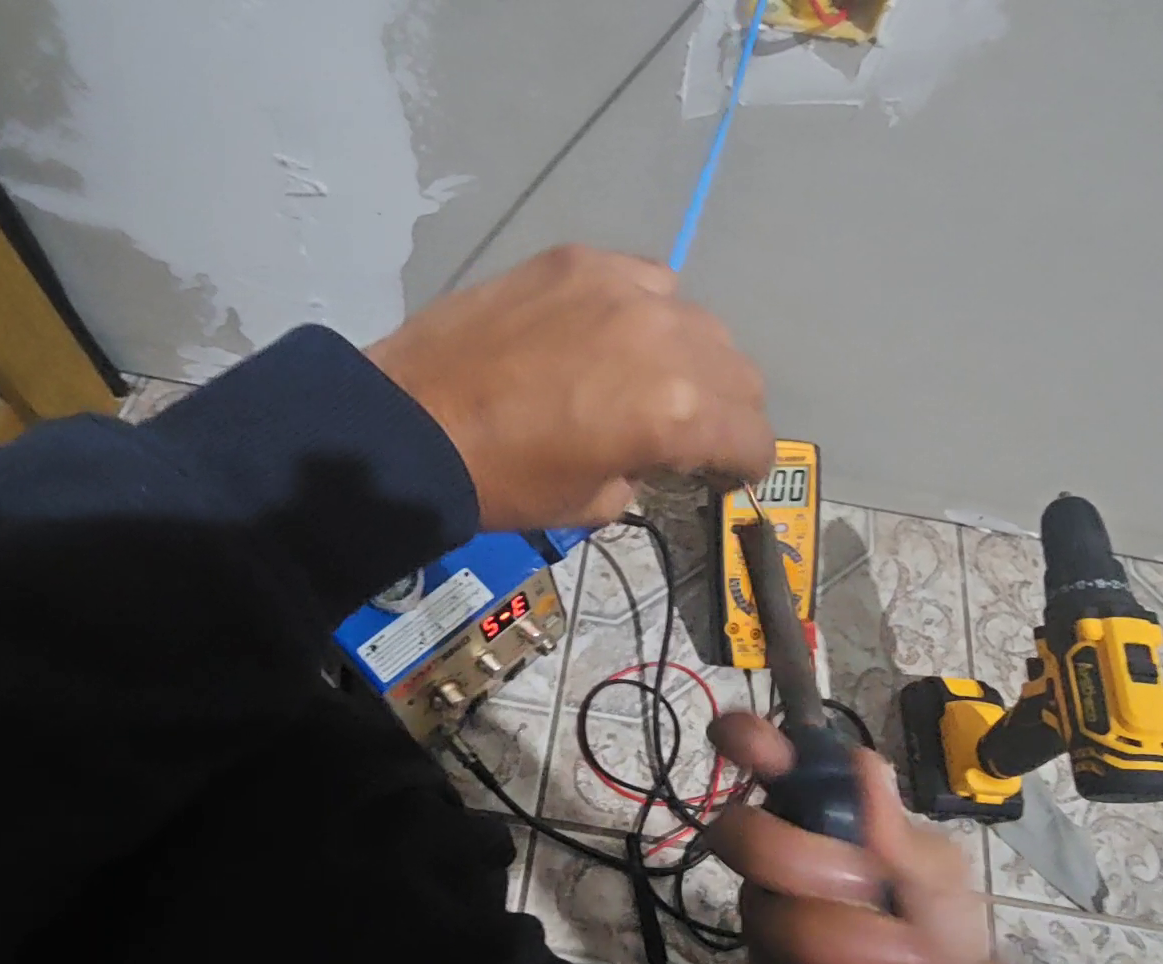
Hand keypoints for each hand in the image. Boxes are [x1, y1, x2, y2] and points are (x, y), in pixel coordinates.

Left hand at [364, 245, 773, 529]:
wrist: (409, 422)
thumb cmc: (502, 480)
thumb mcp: (588, 504)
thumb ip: (642, 474)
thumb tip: (648, 454)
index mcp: (676, 414)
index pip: (753, 436)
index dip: (749, 463)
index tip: (731, 473)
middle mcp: (668, 341)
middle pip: (741, 373)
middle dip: (730, 412)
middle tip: (696, 431)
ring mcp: (623, 290)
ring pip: (700, 321)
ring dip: (694, 359)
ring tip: (656, 376)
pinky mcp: (581, 260)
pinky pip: (647, 280)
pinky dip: (648, 311)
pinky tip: (614, 330)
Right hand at [706, 712, 1014, 963]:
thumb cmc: (940, 912)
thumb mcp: (935, 867)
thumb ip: (896, 828)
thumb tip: (865, 764)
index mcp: (814, 805)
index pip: (762, 758)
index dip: (743, 740)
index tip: (734, 738)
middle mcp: (775, 848)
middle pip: (741, 835)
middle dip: (802, 861)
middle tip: (869, 882)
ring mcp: (766, 910)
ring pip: (775, 919)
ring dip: (855, 941)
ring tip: (908, 954)